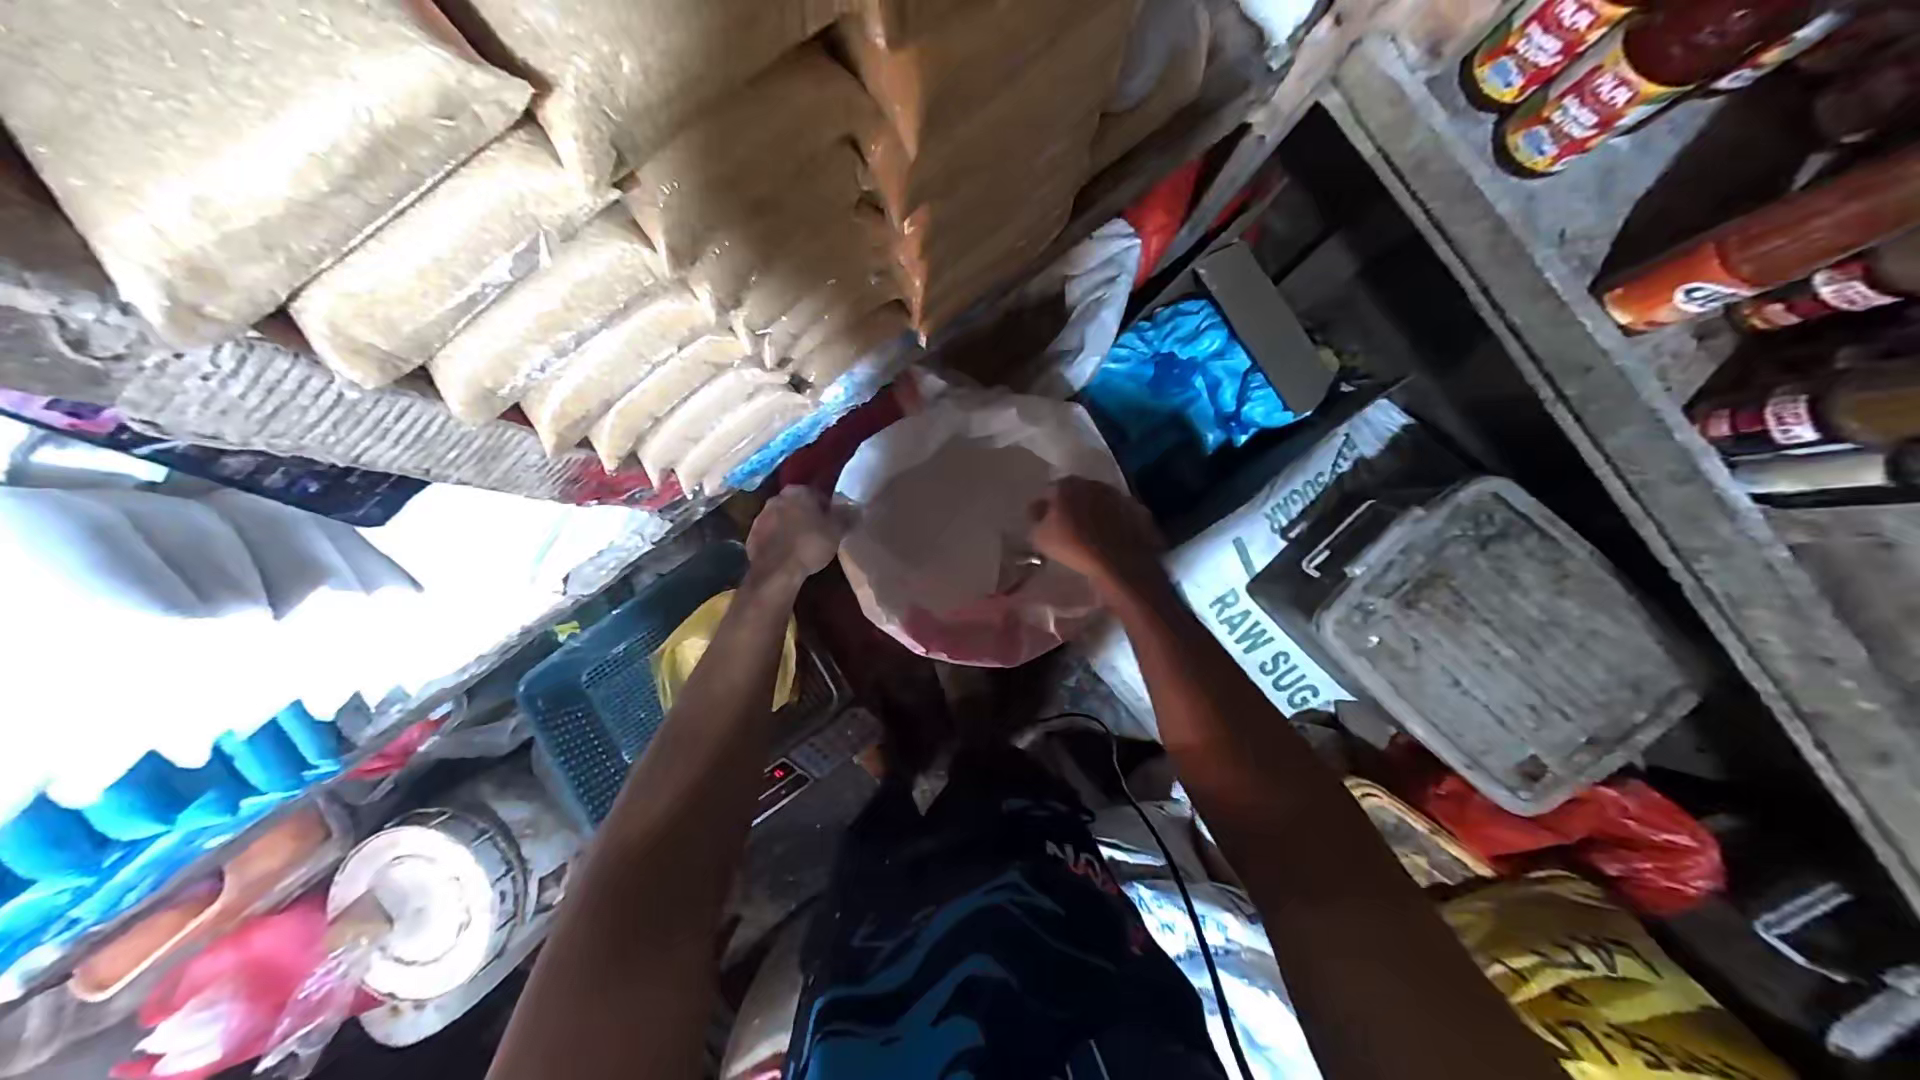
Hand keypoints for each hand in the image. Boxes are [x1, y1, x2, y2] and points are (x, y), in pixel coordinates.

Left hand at [745, 486, 845, 592]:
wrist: (777, 571)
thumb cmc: (810, 545)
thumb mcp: (836, 531)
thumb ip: (846, 516)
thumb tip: (854, 507)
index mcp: (798, 491)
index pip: (817, 494)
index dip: (827, 508)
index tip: (833, 522)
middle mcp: (777, 498)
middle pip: (797, 505)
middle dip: (806, 515)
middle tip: (818, 532)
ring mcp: (760, 517)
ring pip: (781, 519)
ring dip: (790, 527)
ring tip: (802, 545)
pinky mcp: (751, 536)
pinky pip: (770, 535)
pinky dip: (778, 540)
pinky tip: (787, 554)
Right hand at [1028, 477, 1166, 600]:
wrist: (1117, 561)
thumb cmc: (1073, 546)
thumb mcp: (1039, 537)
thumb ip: (1035, 520)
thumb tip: (1037, 511)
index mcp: (1065, 486)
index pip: (1048, 491)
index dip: (1044, 507)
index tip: (1043, 522)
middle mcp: (1092, 483)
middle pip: (1075, 492)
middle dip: (1070, 505)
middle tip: (1066, 526)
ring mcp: (1116, 494)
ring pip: (1098, 500)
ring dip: (1093, 511)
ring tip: (1090, 533)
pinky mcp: (1135, 508)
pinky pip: (1118, 513)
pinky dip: (1114, 521)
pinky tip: (1111, 537)